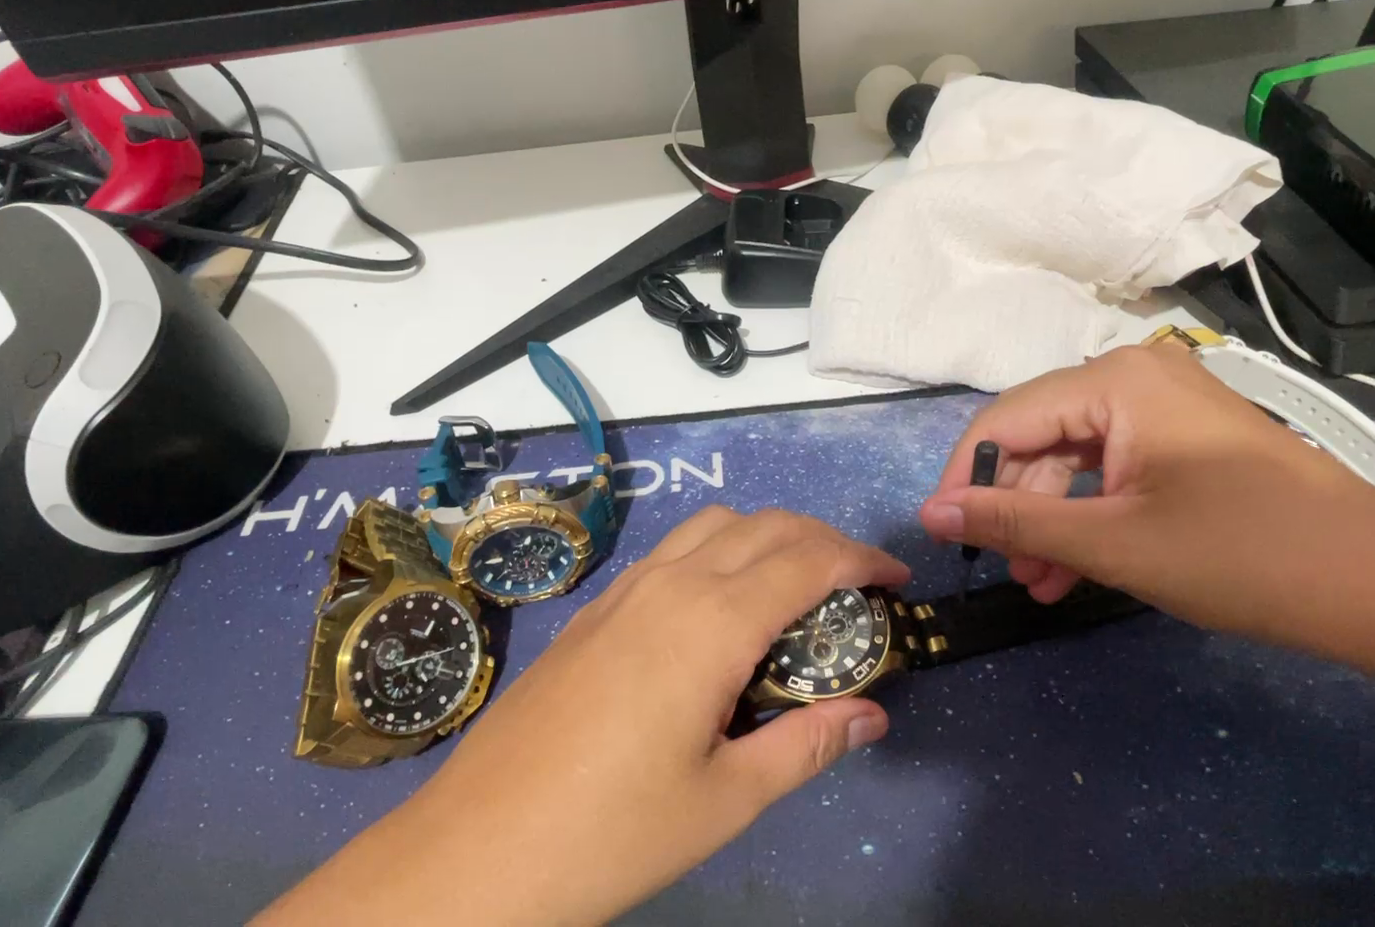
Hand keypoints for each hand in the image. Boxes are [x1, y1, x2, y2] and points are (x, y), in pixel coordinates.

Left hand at [257, 506, 909, 926]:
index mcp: (711, 623)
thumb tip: (873, 714)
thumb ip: (806, 744)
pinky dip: (717, 553)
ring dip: (766, 538)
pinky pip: (672, 552)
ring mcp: (624, 591)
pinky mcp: (594, 610)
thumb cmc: (612, 833)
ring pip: (713, 525)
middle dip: (823, 541)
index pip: (807, 560)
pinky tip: (718, 612)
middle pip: (764, 525)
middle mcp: (670, 584)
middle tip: (857, 587)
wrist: (478, 849)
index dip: (862, 560)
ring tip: (792, 591)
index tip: (897, 582)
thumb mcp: (726, 798)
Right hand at [917, 344, 1374, 660]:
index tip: (942, 534)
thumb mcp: (1114, 542)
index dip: (965, 476)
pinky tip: (1075, 568)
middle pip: (1039, 437)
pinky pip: (1112, 472)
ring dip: (1049, 521)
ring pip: (1073, 461)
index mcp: (1117, 380)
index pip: (1005, 418)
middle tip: (1004, 569)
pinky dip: (1089, 517)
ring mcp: (1166, 410)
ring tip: (1041, 584)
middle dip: (1015, 506)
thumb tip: (930, 514)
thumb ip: (1014, 522)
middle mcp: (1138, 379)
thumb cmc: (1245, 555)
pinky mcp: (1187, 444)